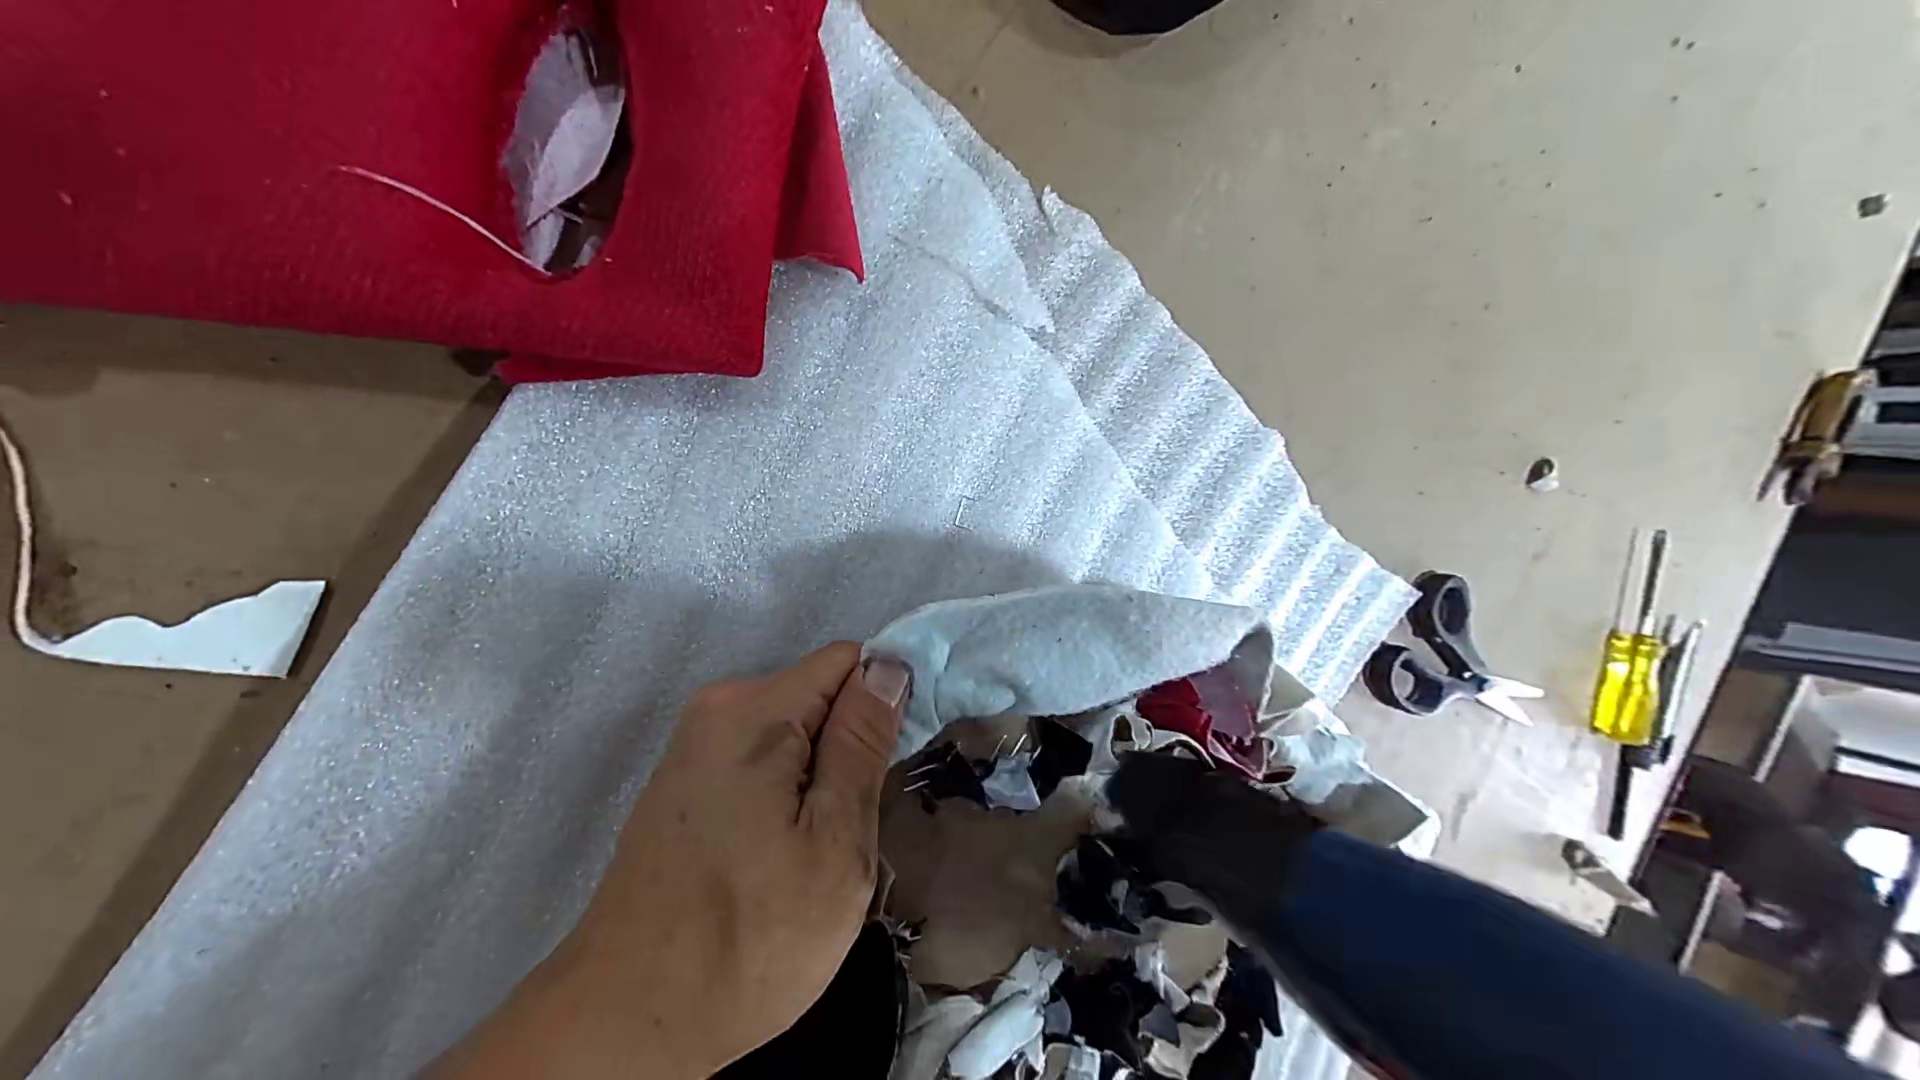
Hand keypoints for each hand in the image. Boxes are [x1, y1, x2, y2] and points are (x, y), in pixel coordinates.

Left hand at [432, 643, 908, 1079]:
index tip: (897, 763)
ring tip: (818, 848)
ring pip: (794, 732)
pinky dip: (786, 792)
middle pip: (819, 695)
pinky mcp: (684, 782)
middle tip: (854, 827)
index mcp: (754, 711)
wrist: (625, 1025)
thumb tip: (889, 668)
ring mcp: (694, 747)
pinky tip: (779, 855)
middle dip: (851, 746)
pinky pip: (761, 758)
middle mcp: (717, 710)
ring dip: (821, 777)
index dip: (886, 701)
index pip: (849, 662)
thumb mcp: (834, 843)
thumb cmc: (747, 939)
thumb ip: (863, 744)